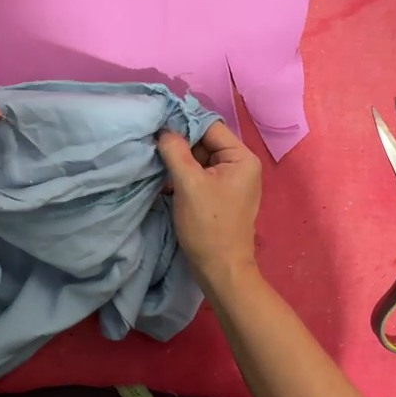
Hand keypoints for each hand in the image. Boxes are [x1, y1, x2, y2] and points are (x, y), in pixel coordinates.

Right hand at [159, 121, 263, 294]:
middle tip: (154, 149)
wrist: (221, 271)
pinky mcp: (220, 195)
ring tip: (158, 168)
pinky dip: (183, 176)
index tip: (157, 127)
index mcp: (241, 158)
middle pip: (204, 142)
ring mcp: (231, 181)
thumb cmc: (208, 225)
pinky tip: (166, 184)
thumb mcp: (188, 184)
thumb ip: (175, 150)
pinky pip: (199, 175)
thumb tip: (163, 130)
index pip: (209, 127)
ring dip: (178, 162)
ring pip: (199, 158)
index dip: (183, 124)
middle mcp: (240, 165)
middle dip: (179, 146)